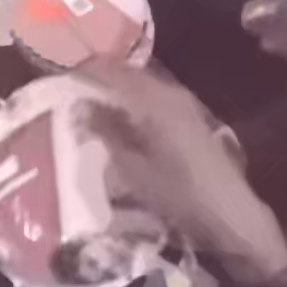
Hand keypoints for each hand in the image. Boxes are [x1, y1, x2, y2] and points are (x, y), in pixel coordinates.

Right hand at [75, 62, 286, 281]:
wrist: (231, 214)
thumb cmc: (179, 193)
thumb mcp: (132, 167)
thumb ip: (104, 131)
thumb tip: (77, 107)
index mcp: (152, 101)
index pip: (108, 71)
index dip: (79, 72)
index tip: (55, 82)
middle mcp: (168, 91)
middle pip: (122, 72)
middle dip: (93, 79)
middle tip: (66, 94)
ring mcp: (180, 101)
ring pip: (135, 83)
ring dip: (110, 89)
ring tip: (84, 106)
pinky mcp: (186, 114)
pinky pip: (147, 95)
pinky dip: (126, 100)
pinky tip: (113, 119)